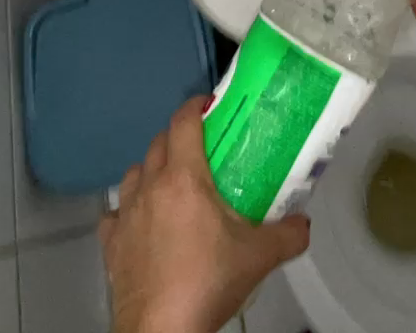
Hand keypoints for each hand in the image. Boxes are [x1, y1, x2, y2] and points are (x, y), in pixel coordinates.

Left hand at [101, 97, 311, 332]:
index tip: (211, 106)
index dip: (196, 107)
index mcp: (184, 177)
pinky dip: (127, 210)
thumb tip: (305, 222)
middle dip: (179, 138)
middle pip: (159, 142)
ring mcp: (126, 215)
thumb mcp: (261, 256)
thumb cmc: (209, 281)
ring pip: (135, 172)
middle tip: (203, 150)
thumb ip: (290, 233)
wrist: (162, 332)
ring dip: (152, 170)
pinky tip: (141, 223)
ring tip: (172, 185)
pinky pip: (115, 213)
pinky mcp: (110, 244)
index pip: (183, 122)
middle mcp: (150, 186)